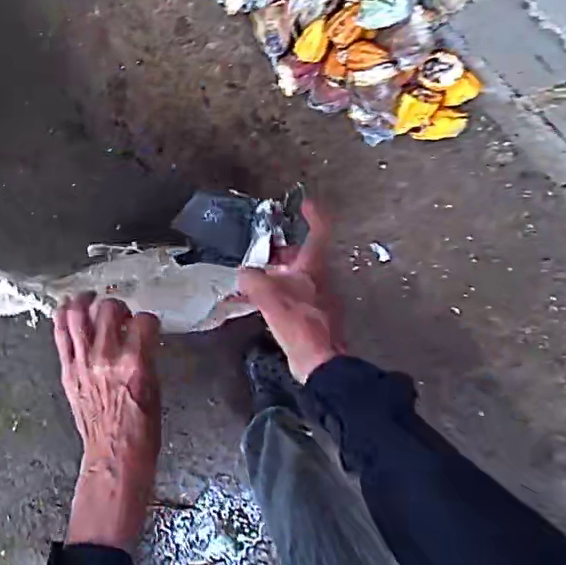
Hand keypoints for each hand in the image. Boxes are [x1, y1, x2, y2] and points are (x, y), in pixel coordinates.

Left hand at [53, 294, 162, 550]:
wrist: (114, 457)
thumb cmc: (140, 431)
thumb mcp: (155, 389)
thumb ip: (145, 357)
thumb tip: (139, 337)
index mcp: (134, 364)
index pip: (143, 321)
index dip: (148, 320)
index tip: (147, 325)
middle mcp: (106, 358)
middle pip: (108, 309)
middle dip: (118, 306)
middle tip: (120, 314)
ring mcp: (83, 363)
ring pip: (77, 315)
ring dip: (85, 301)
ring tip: (90, 299)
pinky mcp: (68, 371)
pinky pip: (61, 335)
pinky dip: (63, 317)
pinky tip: (68, 308)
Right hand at [238, 200, 345, 381]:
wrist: (321, 361)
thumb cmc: (299, 325)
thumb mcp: (268, 296)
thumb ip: (252, 279)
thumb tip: (245, 273)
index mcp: (313, 267)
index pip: (318, 231)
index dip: (312, 214)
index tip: (304, 203)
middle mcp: (321, 279)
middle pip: (304, 255)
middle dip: (283, 250)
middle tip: (264, 251)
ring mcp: (321, 298)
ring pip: (300, 275)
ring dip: (281, 272)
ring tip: (259, 277)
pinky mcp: (316, 315)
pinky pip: (298, 294)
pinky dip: (283, 291)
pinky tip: (267, 302)